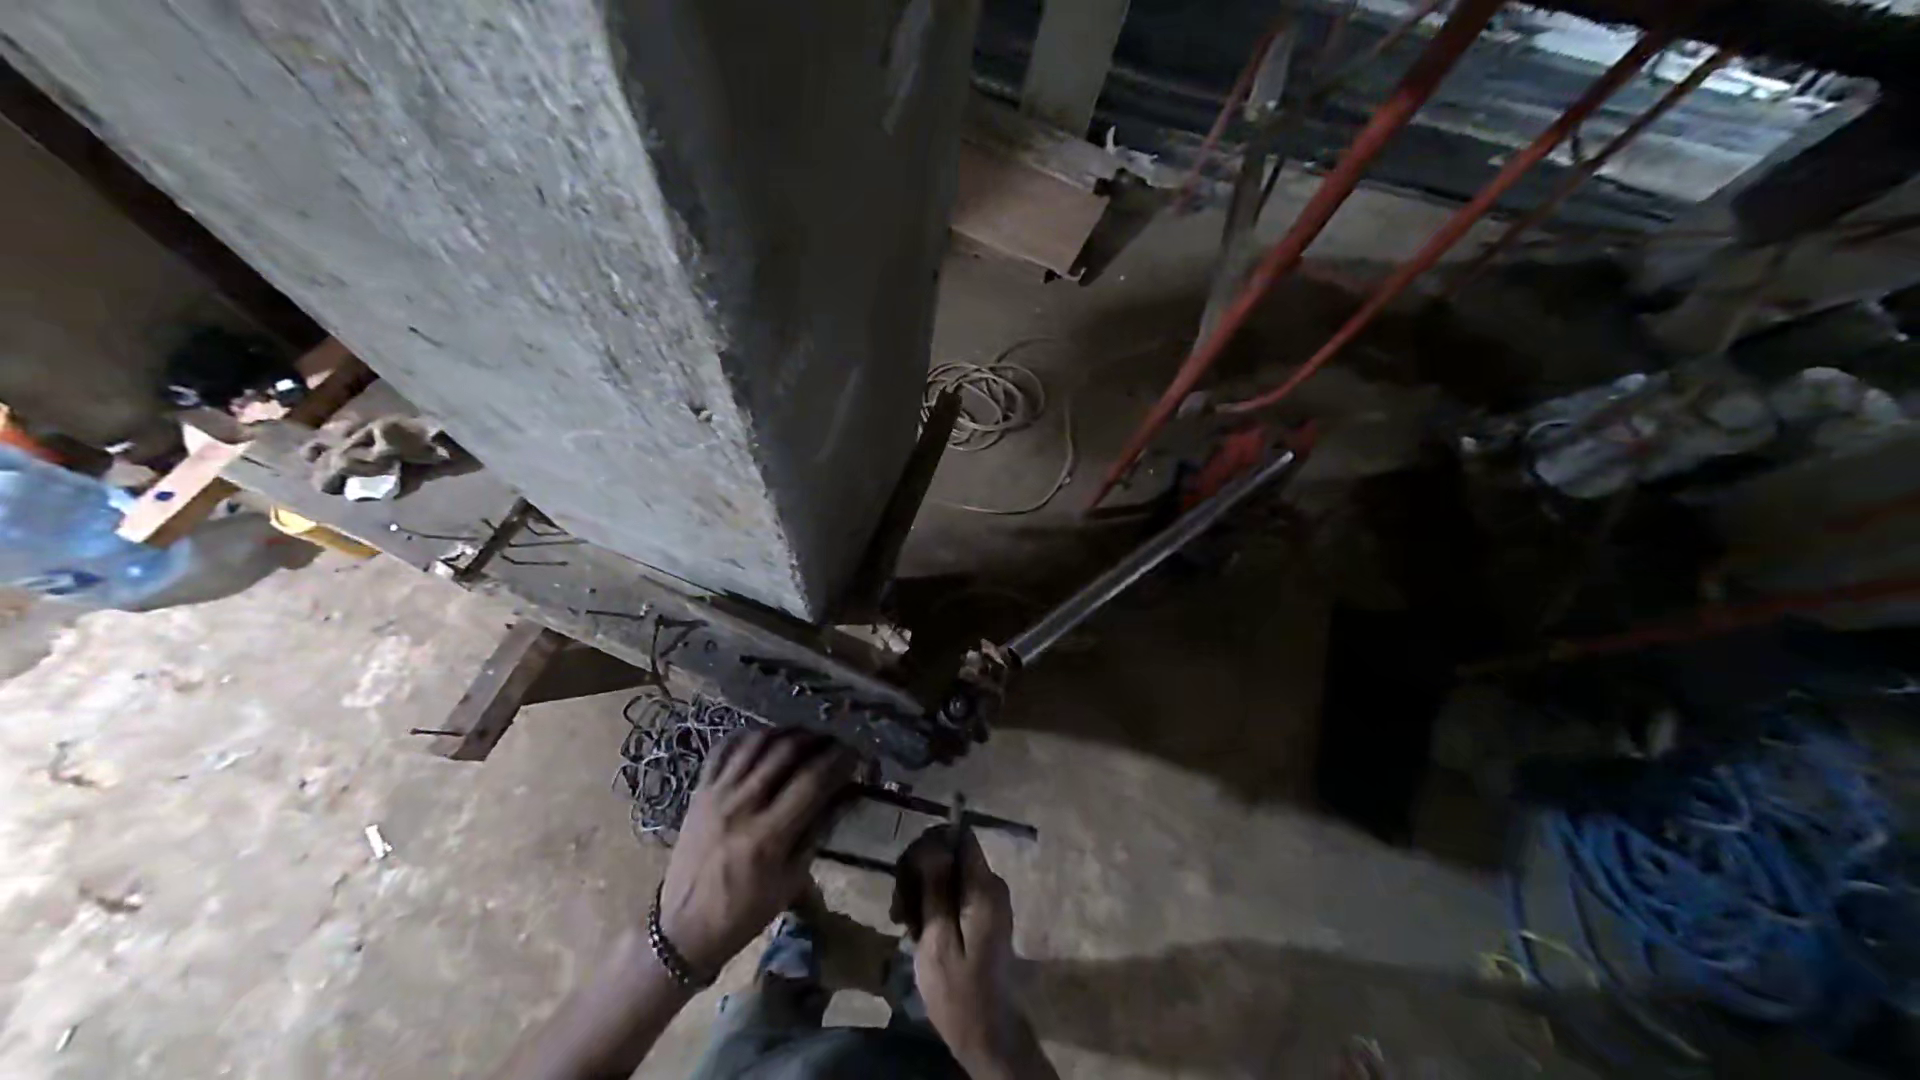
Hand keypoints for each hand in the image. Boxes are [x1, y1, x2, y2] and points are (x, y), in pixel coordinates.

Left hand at [657, 728, 857, 976]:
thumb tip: (841, 796)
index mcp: (768, 836)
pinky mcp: (699, 792)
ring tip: (803, 736)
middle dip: (817, 739)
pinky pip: (723, 749)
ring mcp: (717, 795)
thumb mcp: (790, 881)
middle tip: (832, 741)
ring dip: (785, 732)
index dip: (839, 760)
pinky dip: (747, 737)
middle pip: (786, 751)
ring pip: (756, 742)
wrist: (683, 929)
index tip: (855, 753)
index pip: (813, 780)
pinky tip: (764, 739)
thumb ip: (815, 833)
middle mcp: (742, 806)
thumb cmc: (744, 912)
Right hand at [903, 828, 1051, 1076]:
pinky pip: (953, 892)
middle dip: (919, 872)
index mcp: (984, 887)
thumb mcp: (939, 940)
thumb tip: (933, 843)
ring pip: (947, 872)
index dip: (928, 845)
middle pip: (950, 852)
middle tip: (899, 910)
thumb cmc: (959, 992)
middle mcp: (990, 884)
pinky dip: (932, 904)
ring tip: (905, 924)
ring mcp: (987, 898)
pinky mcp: (982, 913)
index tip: (906, 875)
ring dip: (921, 890)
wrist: (987, 1034)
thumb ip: (936, 888)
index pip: (958, 835)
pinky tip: (916, 929)